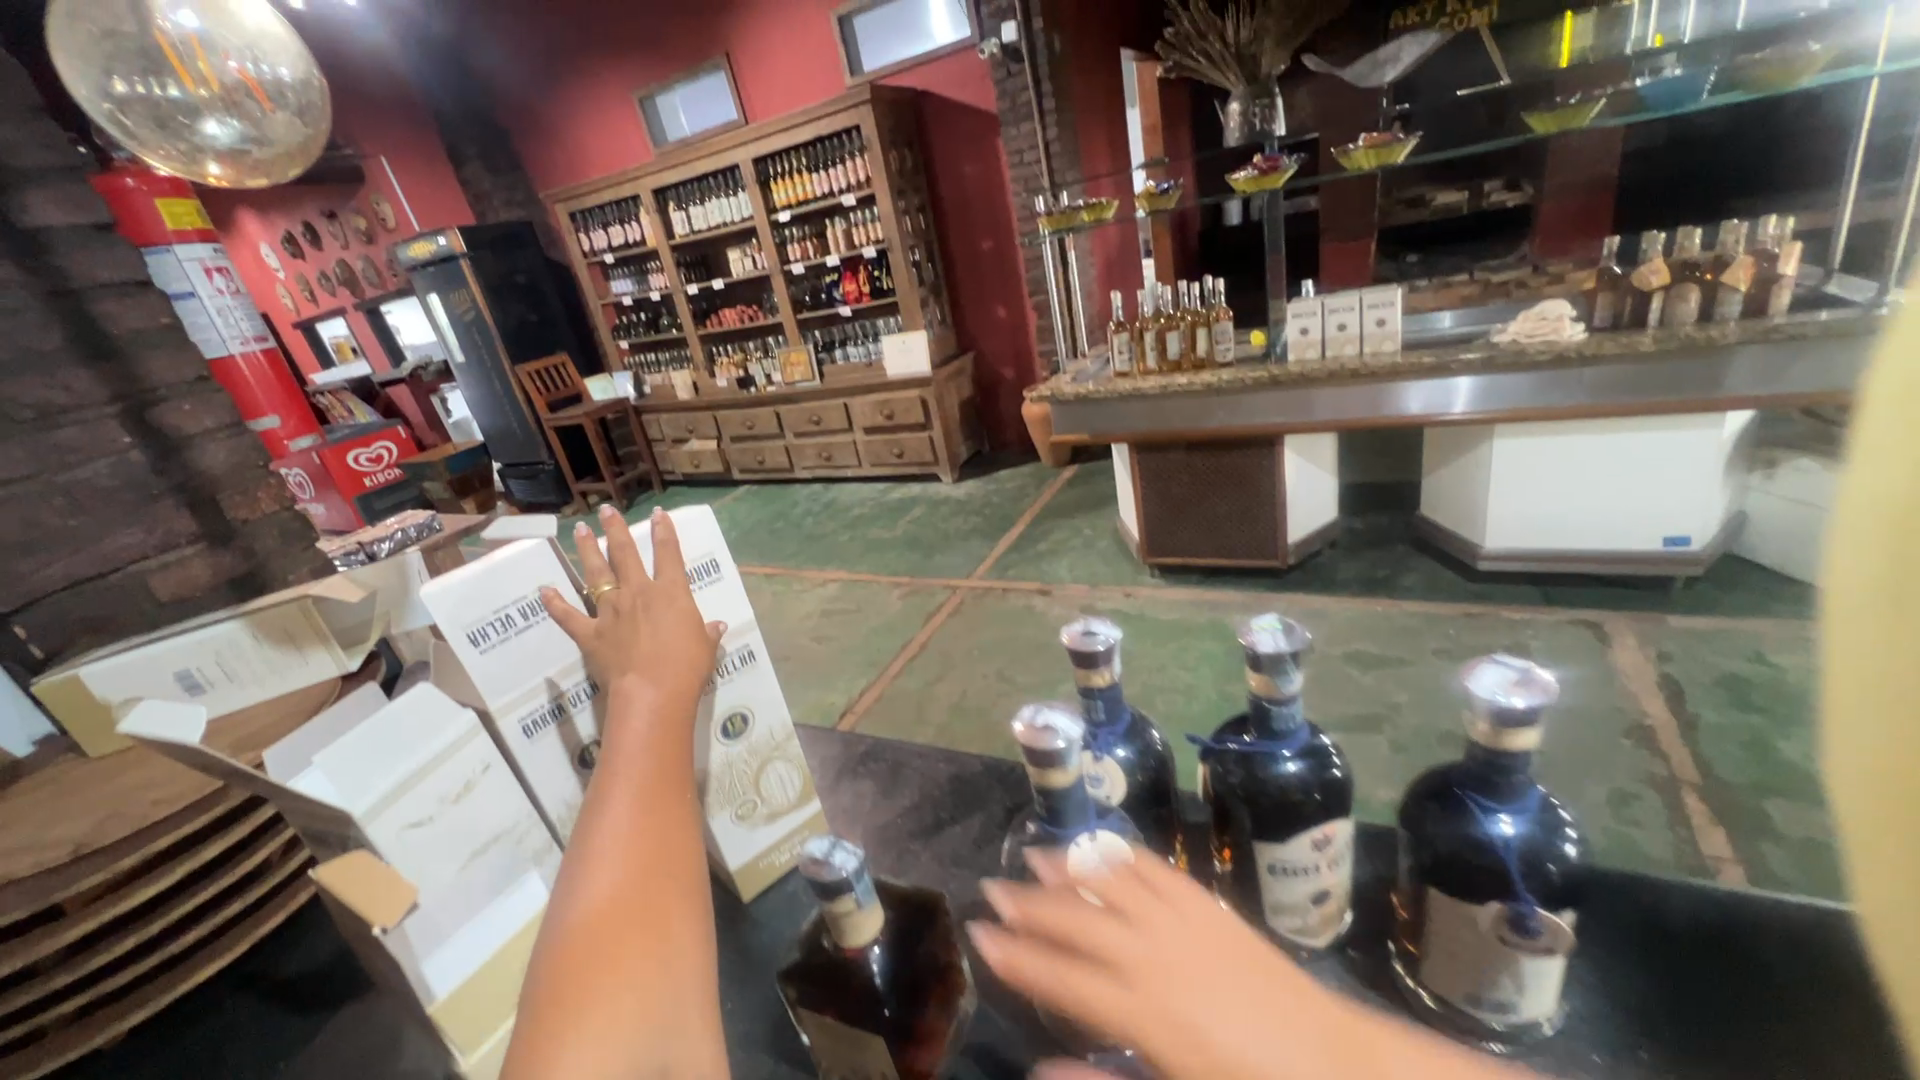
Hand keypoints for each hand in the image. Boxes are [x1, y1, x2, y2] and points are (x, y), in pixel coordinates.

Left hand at [541, 504, 724, 722]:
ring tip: (581, 530)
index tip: (658, 514)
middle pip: (625, 554)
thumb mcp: (707, 647)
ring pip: (596, 575)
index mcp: (671, 593)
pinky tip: (544, 590)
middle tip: (606, 511)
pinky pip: (568, 616)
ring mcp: (611, 612)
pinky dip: (555, 603)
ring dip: (587, 551)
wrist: (653, 692)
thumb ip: (708, 633)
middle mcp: (638, 593)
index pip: (669, 554)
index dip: (664, 532)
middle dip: (616, 530)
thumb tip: (717, 626)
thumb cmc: (687, 667)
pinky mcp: (591, 634)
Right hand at [970, 850, 1356, 1079]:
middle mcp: (1151, 954)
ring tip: (1033, 852)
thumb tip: (1040, 1068)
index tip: (979, 934)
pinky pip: (1153, 869)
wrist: (1334, 1061)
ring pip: (1109, 883)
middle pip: (1075, 920)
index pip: (1059, 976)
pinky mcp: (1208, 904)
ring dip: (1066, 867)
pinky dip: (1119, 855)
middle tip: (991, 889)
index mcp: (1140, 1011)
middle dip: (1028, 904)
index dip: (1015, 955)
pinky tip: (1100, 847)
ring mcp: (1182, 921)